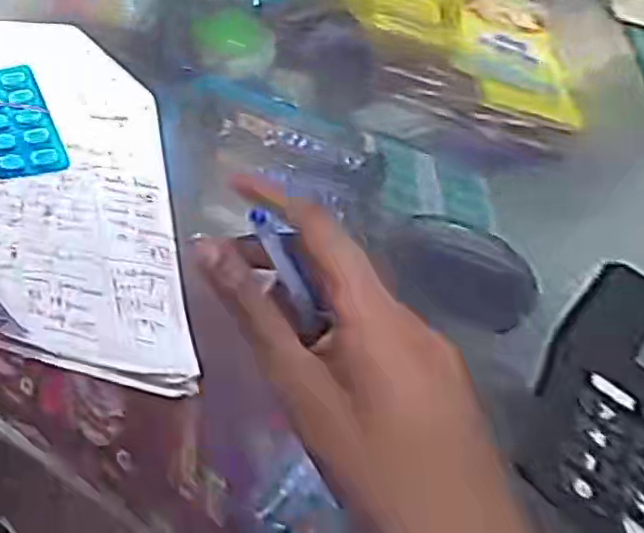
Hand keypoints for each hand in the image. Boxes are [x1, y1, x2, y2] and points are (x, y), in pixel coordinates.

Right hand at [195, 177, 531, 532]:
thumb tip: (207, 248)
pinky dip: (327, 324)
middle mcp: (412, 322)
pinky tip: (308, 362)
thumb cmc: (373, 462)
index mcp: (379, 316)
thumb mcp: (297, 383)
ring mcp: (430, 352)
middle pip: (335, 264)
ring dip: (300, 298)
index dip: (277, 199)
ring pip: (350, 299)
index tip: (234, 183)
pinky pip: (371, 326)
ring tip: (267, 335)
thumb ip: (251, 310)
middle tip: (228, 276)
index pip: (324, 231)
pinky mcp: (436, 377)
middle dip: (276, 260)